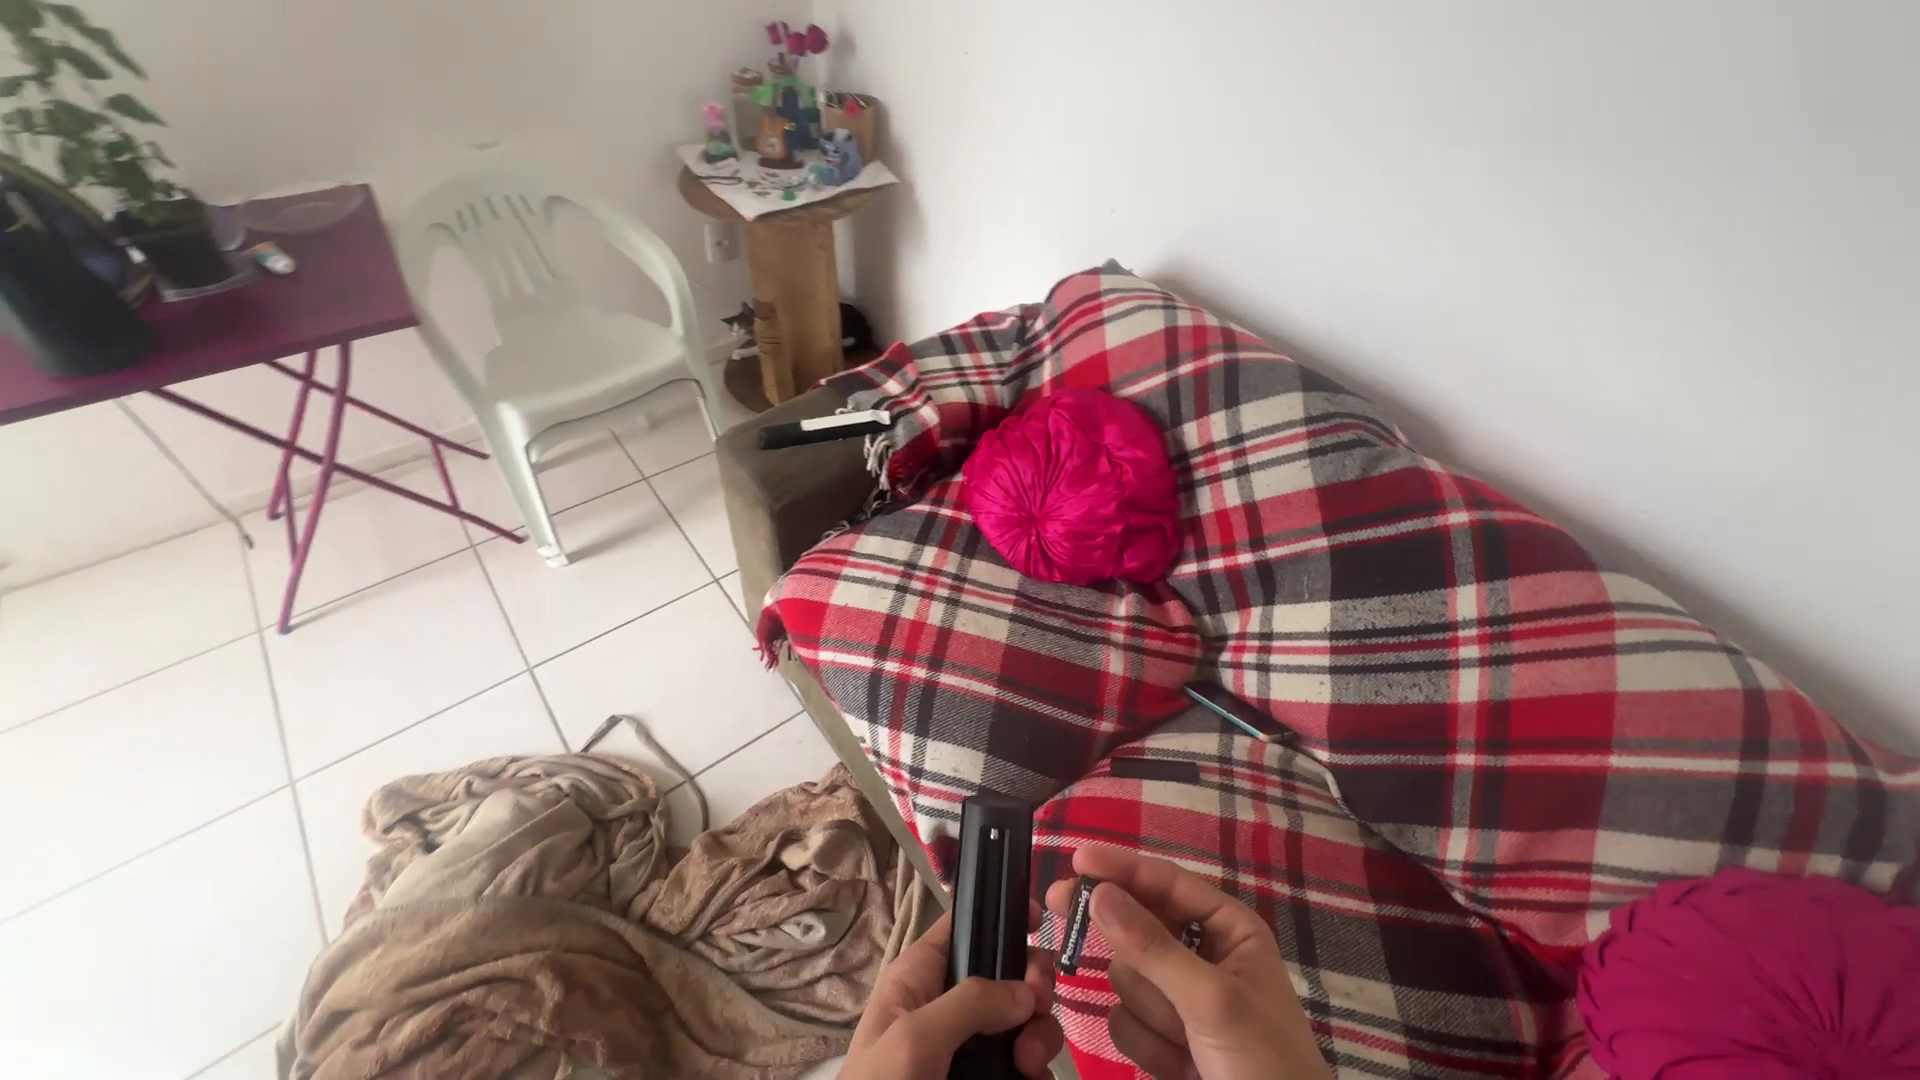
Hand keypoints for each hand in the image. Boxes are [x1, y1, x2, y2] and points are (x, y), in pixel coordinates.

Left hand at [840, 902, 1064, 1079]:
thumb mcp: (913, 1040)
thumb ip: (968, 1003)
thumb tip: (1025, 991)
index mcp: (920, 977)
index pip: (963, 926)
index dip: (999, 916)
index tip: (1036, 921)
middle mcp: (948, 1004)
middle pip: (1006, 973)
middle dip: (1032, 987)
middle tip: (1037, 1010)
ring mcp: (967, 1047)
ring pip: (1022, 1020)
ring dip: (1039, 1035)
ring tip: (1029, 1067)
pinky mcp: (982, 1079)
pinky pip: (1023, 1064)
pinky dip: (1037, 1069)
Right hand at [1045, 848, 1329, 1079]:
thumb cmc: (1264, 1064)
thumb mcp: (1212, 1002)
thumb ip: (1153, 948)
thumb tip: (1098, 893)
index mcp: (1228, 928)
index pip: (1166, 882)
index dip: (1121, 866)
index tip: (1077, 858)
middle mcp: (1201, 953)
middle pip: (1136, 923)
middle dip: (1120, 938)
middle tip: (1057, 904)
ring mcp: (1179, 997)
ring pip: (1125, 975)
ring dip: (1150, 1010)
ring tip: (1186, 1042)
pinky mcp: (1162, 1036)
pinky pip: (1124, 1019)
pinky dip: (1147, 1044)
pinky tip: (1179, 1064)